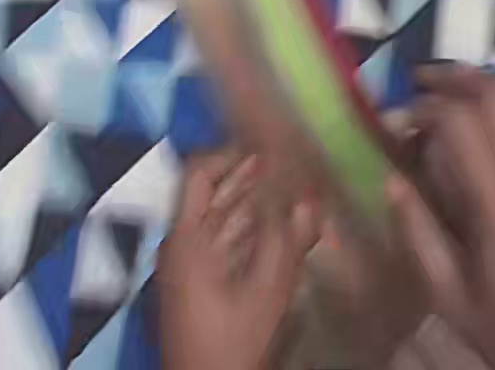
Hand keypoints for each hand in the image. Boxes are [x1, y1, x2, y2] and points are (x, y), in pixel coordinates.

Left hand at [158, 149, 319, 369]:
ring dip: (254, 197)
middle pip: (213, 191)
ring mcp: (190, 262)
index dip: (230, 154)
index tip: (265, 148)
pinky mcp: (201, 280)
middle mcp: (182, 242)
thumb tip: (311, 200)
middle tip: (286, 158)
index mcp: (185, 237)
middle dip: (251, 173)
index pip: (199, 172)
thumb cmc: (229, 346)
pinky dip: (251, 224)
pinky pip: (225, 238)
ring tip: (290, 182)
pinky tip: (280, 220)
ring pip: (222, 214)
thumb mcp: (264, 294)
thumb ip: (288, 243)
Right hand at [389, 65, 494, 369]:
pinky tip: (482, 119)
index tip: (396, 119)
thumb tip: (390, 180)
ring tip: (444, 86)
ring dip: (478, 84)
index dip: (423, 108)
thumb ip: (419, 237)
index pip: (462, 123)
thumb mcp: (456, 303)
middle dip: (452, 76)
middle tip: (417, 78)